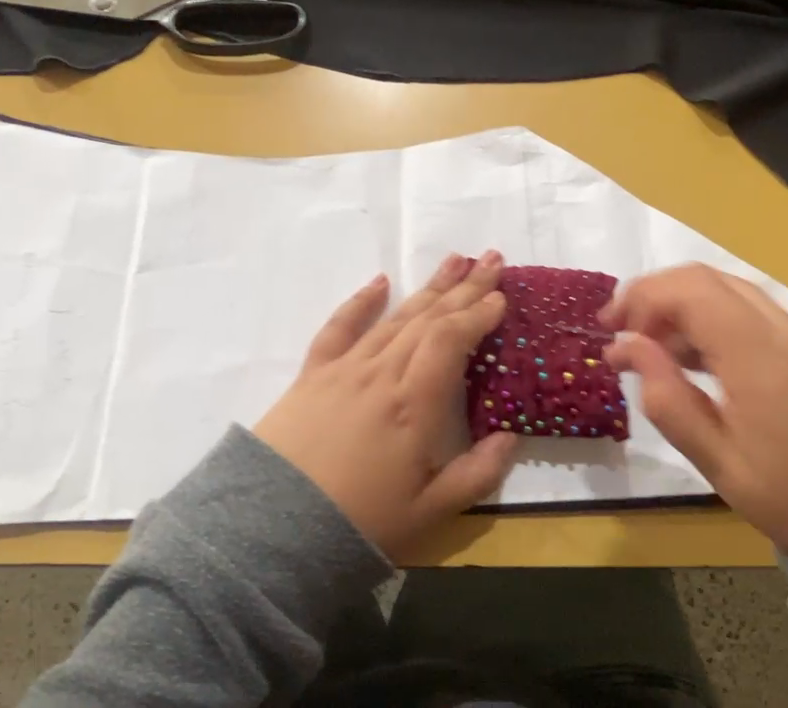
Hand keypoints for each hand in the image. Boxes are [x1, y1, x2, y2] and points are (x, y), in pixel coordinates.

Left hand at [254, 251, 519, 559]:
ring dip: (428, 287)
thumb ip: (478, 475)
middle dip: (464, 288)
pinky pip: (340, 327)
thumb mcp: (431, 513)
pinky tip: (380, 282)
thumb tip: (513, 437)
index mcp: (414, 403)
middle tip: (492, 259)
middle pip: (428, 318)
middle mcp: (382, 373)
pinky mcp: (313, 374)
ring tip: (454, 261)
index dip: (478, 315)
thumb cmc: (360, 521)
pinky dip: (361, 301)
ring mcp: (345, 368)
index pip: (451, 340)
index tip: (501, 297)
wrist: (274, 527)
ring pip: (394, 317)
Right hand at [601, 264, 787, 573]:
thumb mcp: (722, 464)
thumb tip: (626, 347)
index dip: (641, 297)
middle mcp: (783, 331)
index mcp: (759, 356)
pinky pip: (753, 314)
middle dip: (655, 296)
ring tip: (653, 353)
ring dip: (684, 307)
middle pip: (707, 279)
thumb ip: (669, 400)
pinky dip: (713, 321)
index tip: (607, 331)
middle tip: (621, 335)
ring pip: (731, 292)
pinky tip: (697, 362)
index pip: (689, 290)